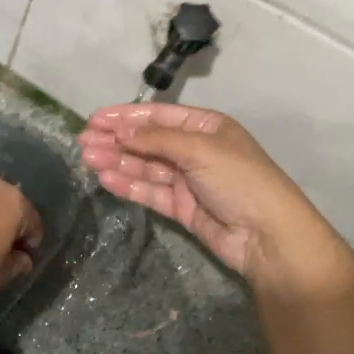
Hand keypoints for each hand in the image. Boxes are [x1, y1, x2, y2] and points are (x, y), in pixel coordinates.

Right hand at [79, 104, 353, 291]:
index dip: (125, 117)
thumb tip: (120, 129)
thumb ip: (156, 138)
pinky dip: (129, 184)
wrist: (270, 237)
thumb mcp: (199, 150)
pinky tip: (106, 180)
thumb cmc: (240, 181)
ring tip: (88, 160)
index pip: (157, 116)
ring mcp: (189, 180)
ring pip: (145, 166)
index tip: (93, 120)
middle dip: (116, 140)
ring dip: (117, 161)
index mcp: (205, 127)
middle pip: (147, 141)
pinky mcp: (183, 207)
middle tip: (83, 143)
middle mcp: (195, 149)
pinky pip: (150, 191)